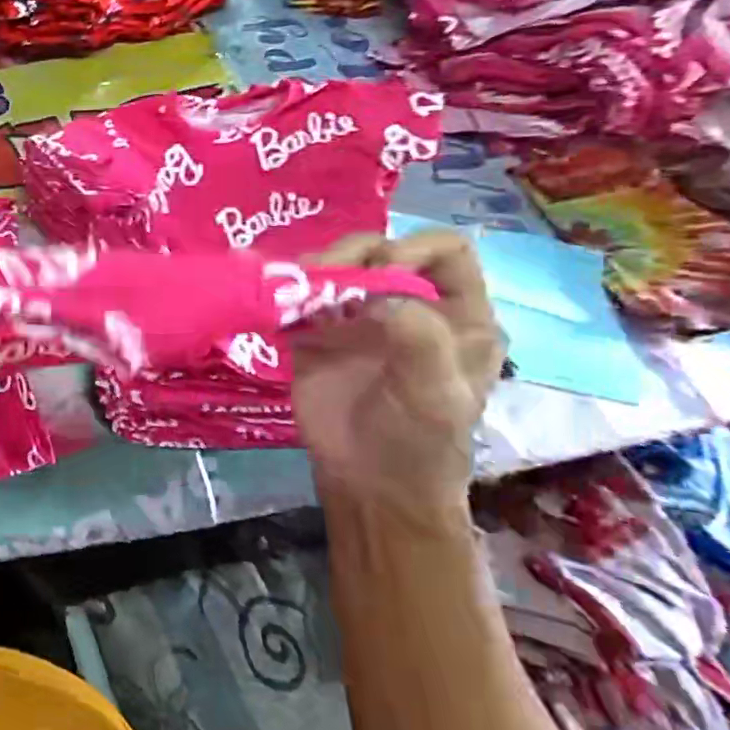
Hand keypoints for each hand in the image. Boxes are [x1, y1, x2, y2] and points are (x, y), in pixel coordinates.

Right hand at [289, 231, 504, 517]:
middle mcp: (407, 307)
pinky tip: (273, 301)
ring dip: (311, 271)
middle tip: (320, 277)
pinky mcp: (313, 334)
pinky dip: (282, 292)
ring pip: (334, 267)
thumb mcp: (434, 393)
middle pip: (379, 251)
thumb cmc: (418, 441)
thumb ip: (418, 337)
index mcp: (456, 316)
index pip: (445, 252)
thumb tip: (377, 292)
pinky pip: (296, 298)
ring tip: (291, 290)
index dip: (410, 247)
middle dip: (349, 255)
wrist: (368, 482)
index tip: (375, 271)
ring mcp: (357, 319)